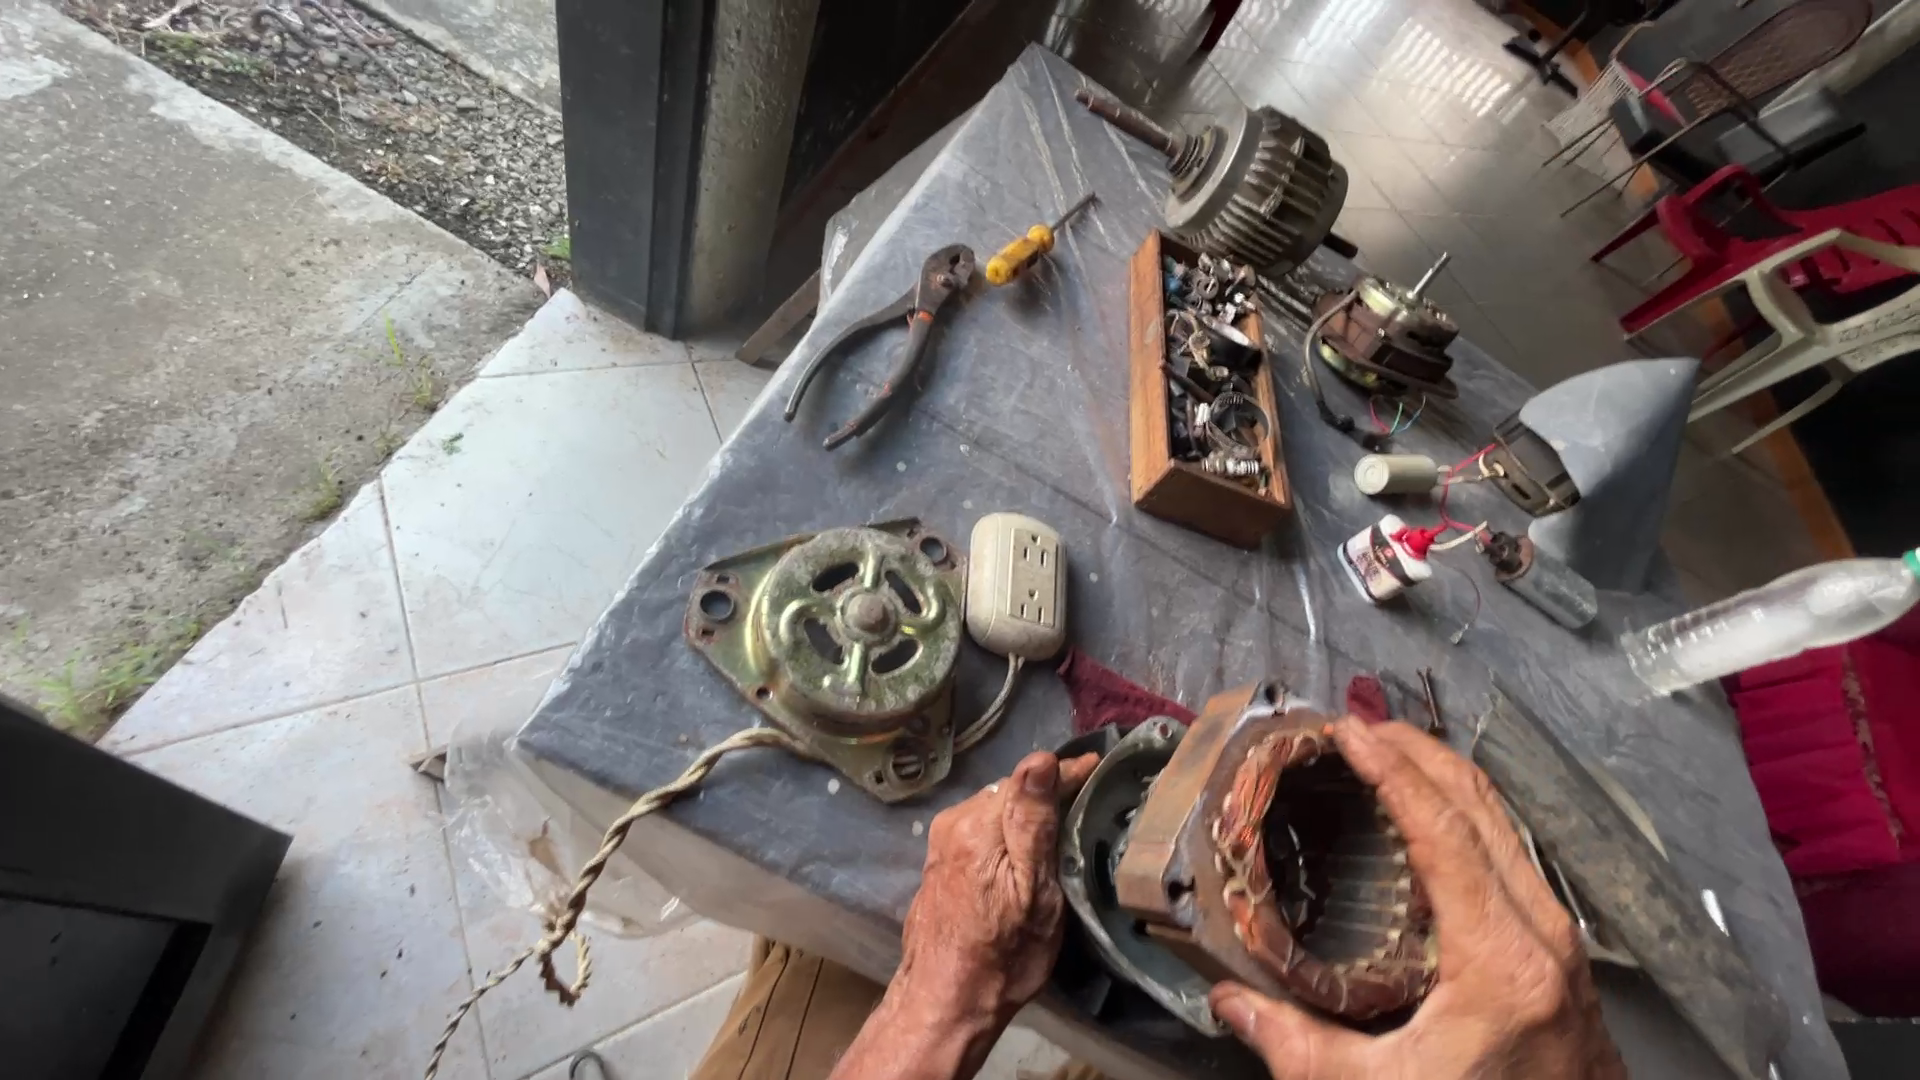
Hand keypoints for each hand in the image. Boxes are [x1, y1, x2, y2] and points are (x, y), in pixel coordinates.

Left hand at [899, 750, 1100, 1021]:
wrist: (944, 1000)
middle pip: (1010, 789)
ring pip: (995, 805)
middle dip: (1045, 790)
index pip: (1029, 778)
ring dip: (1025, 808)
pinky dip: (1005, 827)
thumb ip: (1035, 823)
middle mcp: (954, 819)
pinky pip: (981, 823)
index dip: (1066, 773)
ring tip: (1059, 820)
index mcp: (978, 824)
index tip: (1095, 766)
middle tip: (1085, 797)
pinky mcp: (939, 854)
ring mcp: (942, 837)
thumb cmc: (1002, 955)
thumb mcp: (1034, 894)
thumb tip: (1041, 761)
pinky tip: (1022, 845)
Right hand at [1209, 718, 1624, 1079]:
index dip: (1391, 770)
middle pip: (1478, 803)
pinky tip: (1422, 806)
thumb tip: (1225, 997)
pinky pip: (1505, 841)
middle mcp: (1541, 930)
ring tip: (1382, 748)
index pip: (1443, 832)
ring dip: (1438, 770)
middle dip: (1415, 749)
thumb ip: (1295, 1045)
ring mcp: (1557, 932)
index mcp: (1501, 960)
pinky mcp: (1556, 939)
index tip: (1346, 730)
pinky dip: (1459, 803)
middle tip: (1354, 725)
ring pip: (1499, 815)